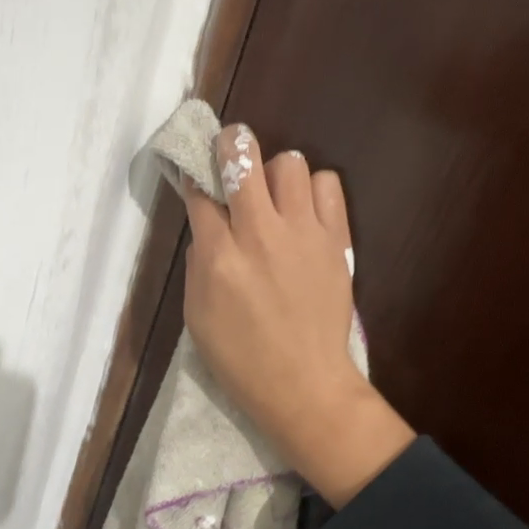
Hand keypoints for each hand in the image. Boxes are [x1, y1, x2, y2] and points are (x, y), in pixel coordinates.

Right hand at [181, 123, 414, 504]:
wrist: (302, 383)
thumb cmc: (239, 357)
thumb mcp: (196, 316)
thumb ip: (199, 265)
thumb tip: (207, 228)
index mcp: (219, 258)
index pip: (201, 193)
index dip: (193, 176)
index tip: (192, 171)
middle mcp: (260, 234)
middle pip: (243, 158)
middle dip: (230, 145)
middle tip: (228, 153)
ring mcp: (303, 233)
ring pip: (290, 163)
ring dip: (274, 172)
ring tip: (272, 197)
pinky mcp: (336, 240)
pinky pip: (327, 185)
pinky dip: (312, 189)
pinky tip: (302, 212)